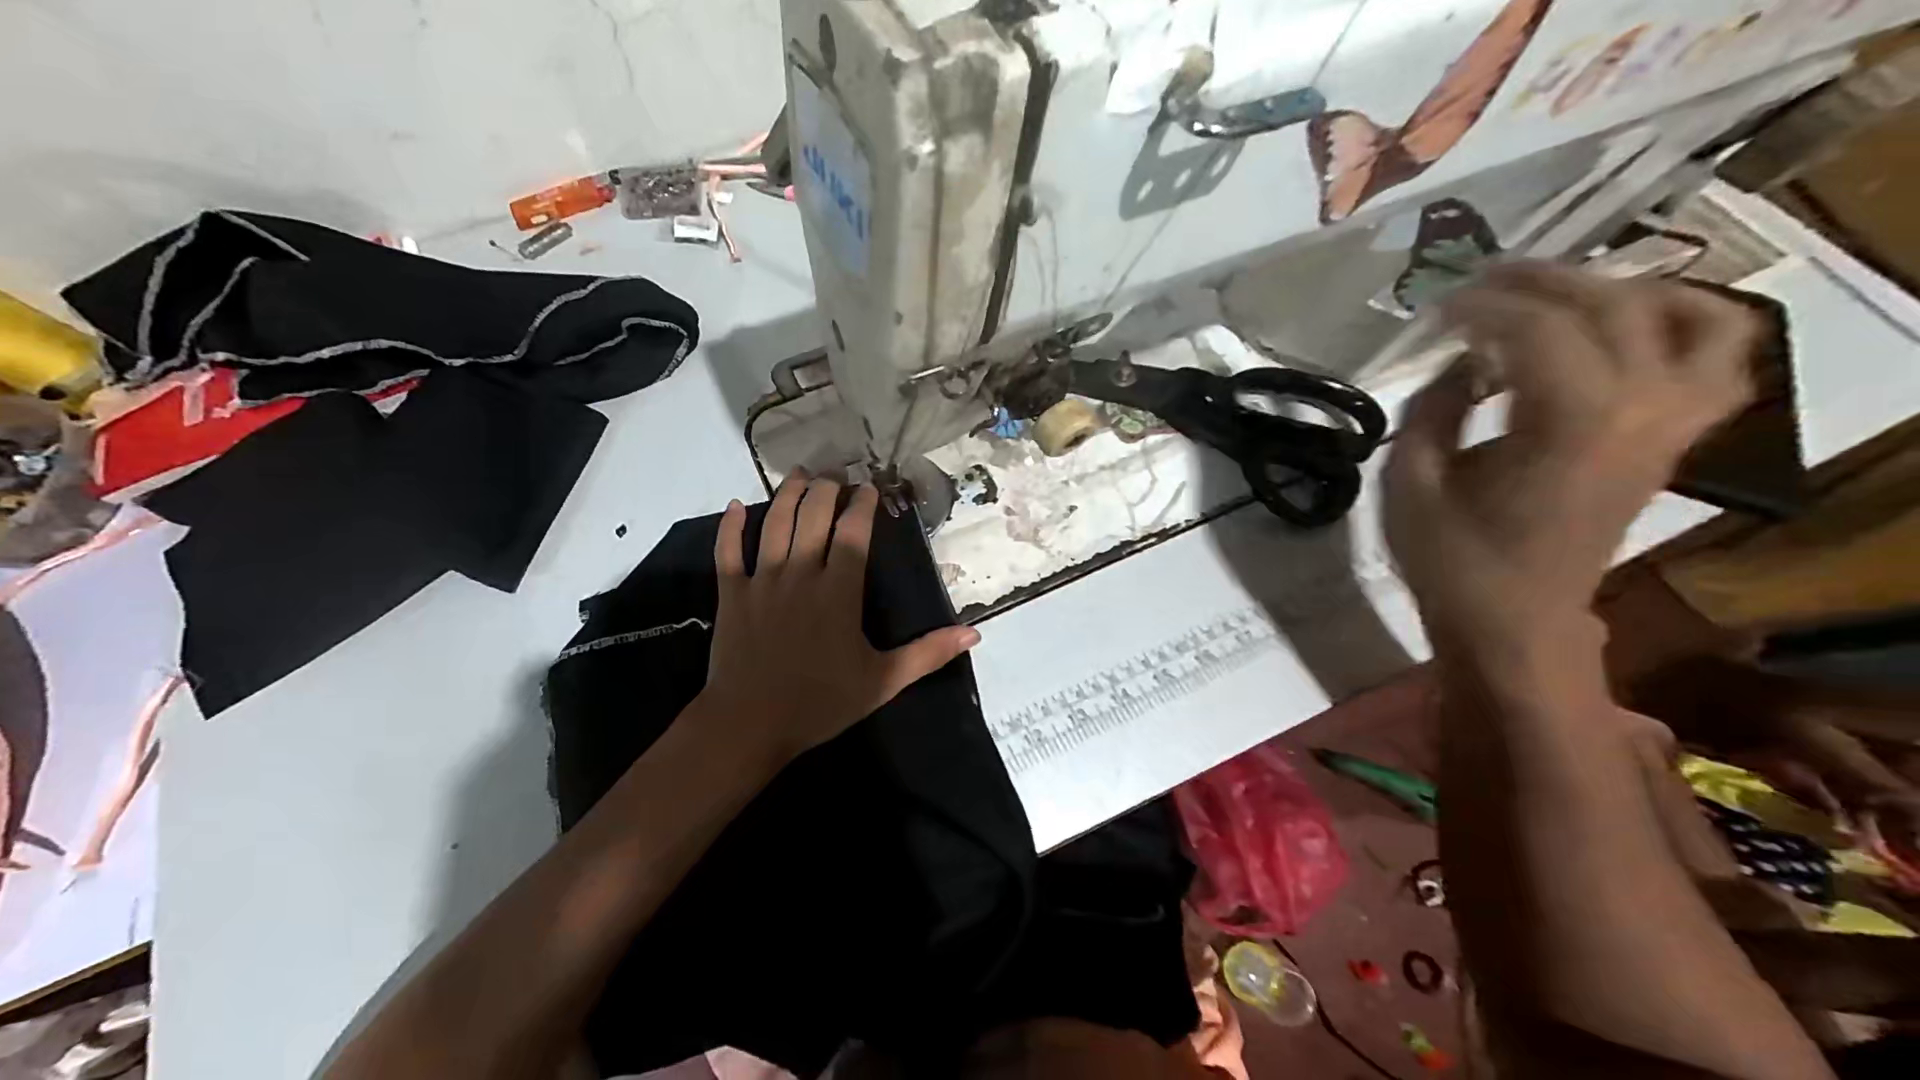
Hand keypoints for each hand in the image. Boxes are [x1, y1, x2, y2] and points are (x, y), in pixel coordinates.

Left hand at [695, 474, 980, 765]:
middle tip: (835, 474)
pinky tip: (736, 505)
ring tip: (799, 474)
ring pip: (775, 524)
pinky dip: (730, 526)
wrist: (750, 723)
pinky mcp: (731, 594)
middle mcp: (800, 574)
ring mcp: (762, 581)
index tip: (869, 487)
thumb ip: (928, 653)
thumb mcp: (883, 681)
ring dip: (787, 494)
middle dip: (826, 489)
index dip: (862, 506)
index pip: (853, 534)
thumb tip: (974, 634)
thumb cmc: (821, 702)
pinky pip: (728, 551)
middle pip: (813, 517)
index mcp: (839, 591)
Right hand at [1385, 262, 1759, 656]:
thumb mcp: (1410, 482)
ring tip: (1562, 295)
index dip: (1481, 306)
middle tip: (1482, 282)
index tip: (1436, 308)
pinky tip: (1631, 327)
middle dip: (1540, 282)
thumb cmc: (1451, 558)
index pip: (1536, 328)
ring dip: (1622, 290)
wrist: (1514, 620)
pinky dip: (1689, 324)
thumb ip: (1433, 408)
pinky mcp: (1675, 439)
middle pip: (1610, 306)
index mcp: (1568, 422)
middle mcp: (1640, 408)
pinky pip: (1719, 360)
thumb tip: (1462, 362)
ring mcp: (1671, 423)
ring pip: (1690, 316)